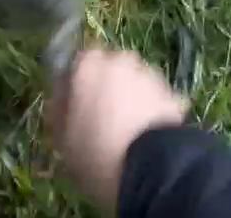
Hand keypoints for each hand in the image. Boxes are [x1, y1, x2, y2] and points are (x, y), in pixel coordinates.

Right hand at [51, 49, 188, 213]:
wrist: (152, 171)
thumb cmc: (97, 153)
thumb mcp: (62, 138)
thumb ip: (58, 109)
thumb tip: (61, 98)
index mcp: (86, 63)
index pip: (74, 66)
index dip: (74, 88)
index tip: (74, 110)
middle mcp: (117, 58)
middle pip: (106, 69)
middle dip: (104, 87)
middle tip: (101, 119)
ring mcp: (148, 73)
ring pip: (132, 81)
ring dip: (129, 97)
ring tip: (128, 130)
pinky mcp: (172, 93)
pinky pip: (153, 98)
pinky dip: (150, 110)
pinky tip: (146, 135)